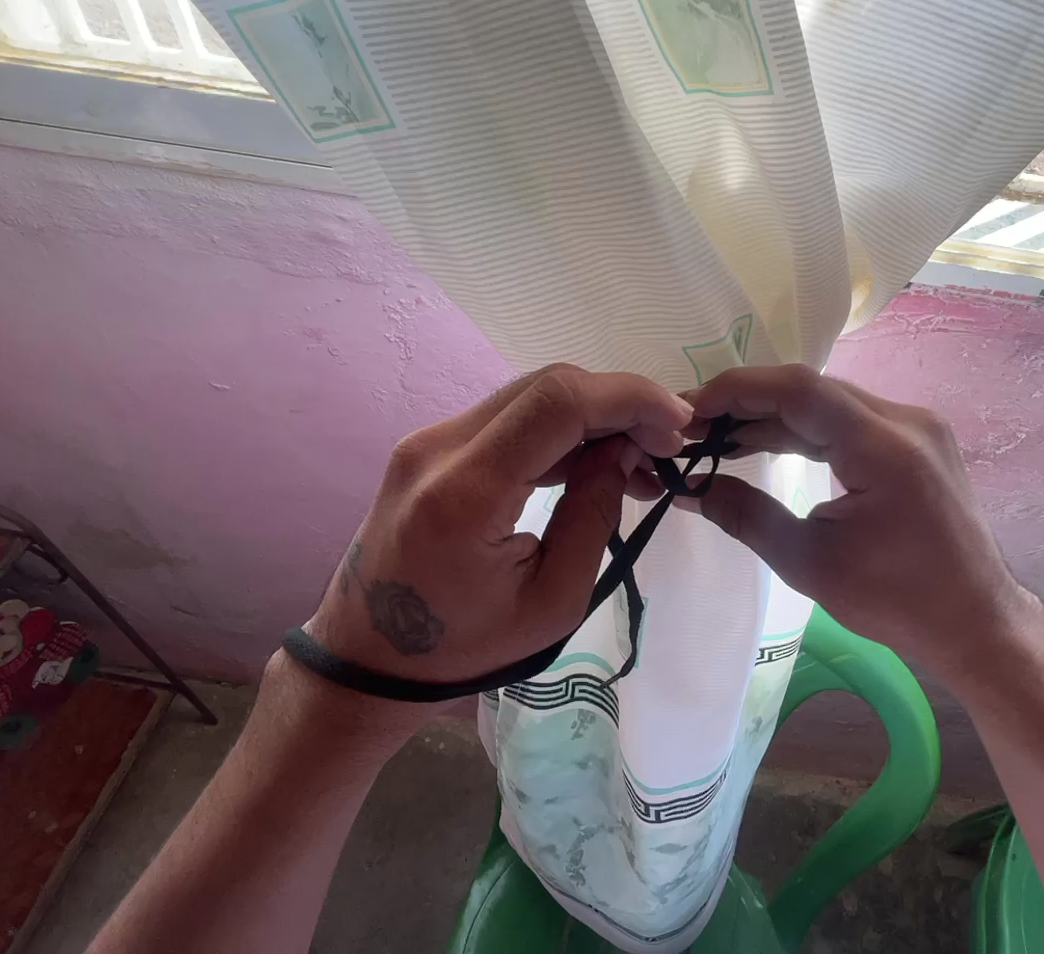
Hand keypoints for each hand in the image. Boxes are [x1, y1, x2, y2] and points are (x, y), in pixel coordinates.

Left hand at [303, 365, 691, 690]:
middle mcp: (439, 448)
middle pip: (547, 386)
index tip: (677, 426)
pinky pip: (510, 418)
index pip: (558, 403)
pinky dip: (560, 430)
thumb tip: (625, 450)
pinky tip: (594, 462)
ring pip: (530, 395)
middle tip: (664, 447)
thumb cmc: (464, 647)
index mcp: (466, 493)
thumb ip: (593, 515)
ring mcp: (428, 441)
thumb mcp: (553, 602)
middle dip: (619, 404)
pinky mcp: (431, 447)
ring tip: (639, 460)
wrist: (366, 657)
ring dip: (593, 416)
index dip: (629, 399)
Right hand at [680, 365, 1042, 686]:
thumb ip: (745, 515)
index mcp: (885, 447)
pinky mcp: (915, 441)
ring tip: (718, 436)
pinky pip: (848, 420)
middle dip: (747, 402)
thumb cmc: (895, 600)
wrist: (975, 622)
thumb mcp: (809, 562)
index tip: (689, 409)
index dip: (737, 391)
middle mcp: (905, 420)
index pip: (798, 390)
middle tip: (693, 426)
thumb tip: (688, 487)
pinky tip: (765, 443)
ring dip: (773, 416)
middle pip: (812, 390)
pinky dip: (804, 430)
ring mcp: (915, 427)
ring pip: (829, 403)